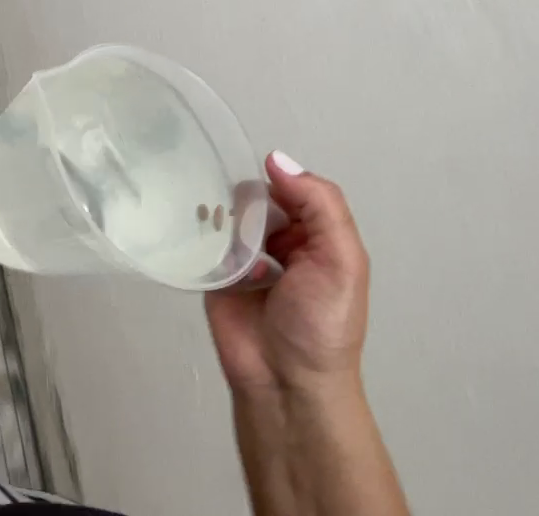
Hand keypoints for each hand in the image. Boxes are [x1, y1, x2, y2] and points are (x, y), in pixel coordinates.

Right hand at [206, 152, 370, 395]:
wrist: (283, 379)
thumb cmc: (321, 323)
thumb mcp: (341, 261)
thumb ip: (320, 206)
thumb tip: (276, 158)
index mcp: (316, 234)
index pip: (293, 187)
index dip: (280, 181)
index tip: (267, 190)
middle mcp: (278, 239)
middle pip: (254, 196)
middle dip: (246, 203)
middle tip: (245, 226)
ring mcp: (241, 253)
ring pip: (224, 212)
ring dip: (221, 218)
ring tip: (221, 236)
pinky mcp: (210, 267)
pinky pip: (199, 236)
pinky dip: (197, 231)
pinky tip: (198, 238)